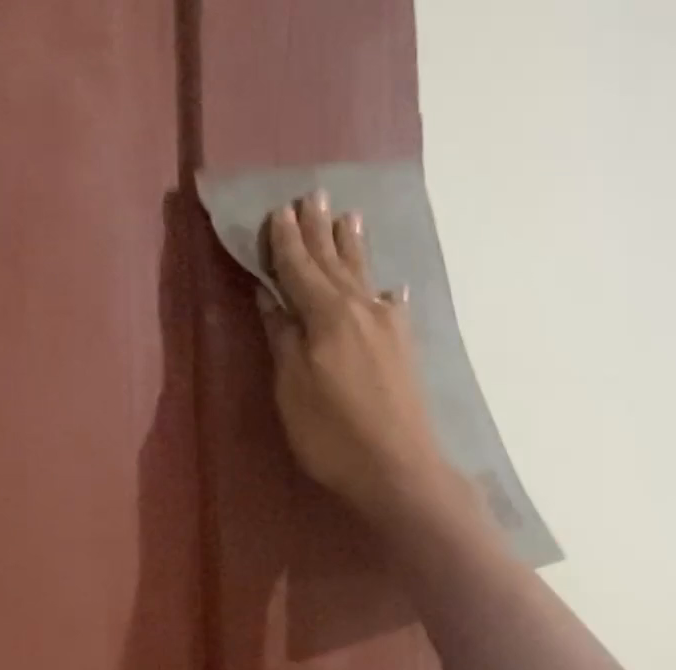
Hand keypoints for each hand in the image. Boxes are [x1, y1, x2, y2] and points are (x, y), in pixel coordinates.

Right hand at [256, 191, 456, 525]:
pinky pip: (391, 306)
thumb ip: (283, 338)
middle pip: (334, 262)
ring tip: (350, 217)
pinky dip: (385, 292)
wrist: (399, 469)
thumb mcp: (293, 388)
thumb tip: (271, 296)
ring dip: (354, 247)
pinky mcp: (405, 349)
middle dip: (320, 230)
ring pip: (365, 276)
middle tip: (312, 195)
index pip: (299, 268)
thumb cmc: (332, 434)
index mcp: (327, 315)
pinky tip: (390, 288)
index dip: (286, 241)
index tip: (278, 211)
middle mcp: (361, 309)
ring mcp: (388, 327)